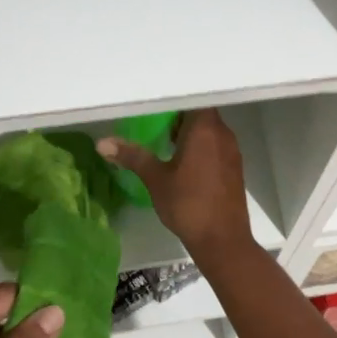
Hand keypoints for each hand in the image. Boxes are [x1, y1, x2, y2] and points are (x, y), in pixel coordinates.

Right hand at [100, 109, 252, 255]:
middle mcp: (223, 134)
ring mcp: (232, 152)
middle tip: (156, 123)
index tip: (156, 105)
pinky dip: (201, 149)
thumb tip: (102, 143)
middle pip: (201, 113)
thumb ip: (132, 156)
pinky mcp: (235, 169)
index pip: (192, 98)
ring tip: (166, 143)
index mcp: (205, 128)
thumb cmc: (188, 205)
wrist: (222, 240)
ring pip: (210, 132)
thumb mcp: (156, 179)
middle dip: (180, 117)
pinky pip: (216, 148)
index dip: (174, 99)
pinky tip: (184, 164)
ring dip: (191, 134)